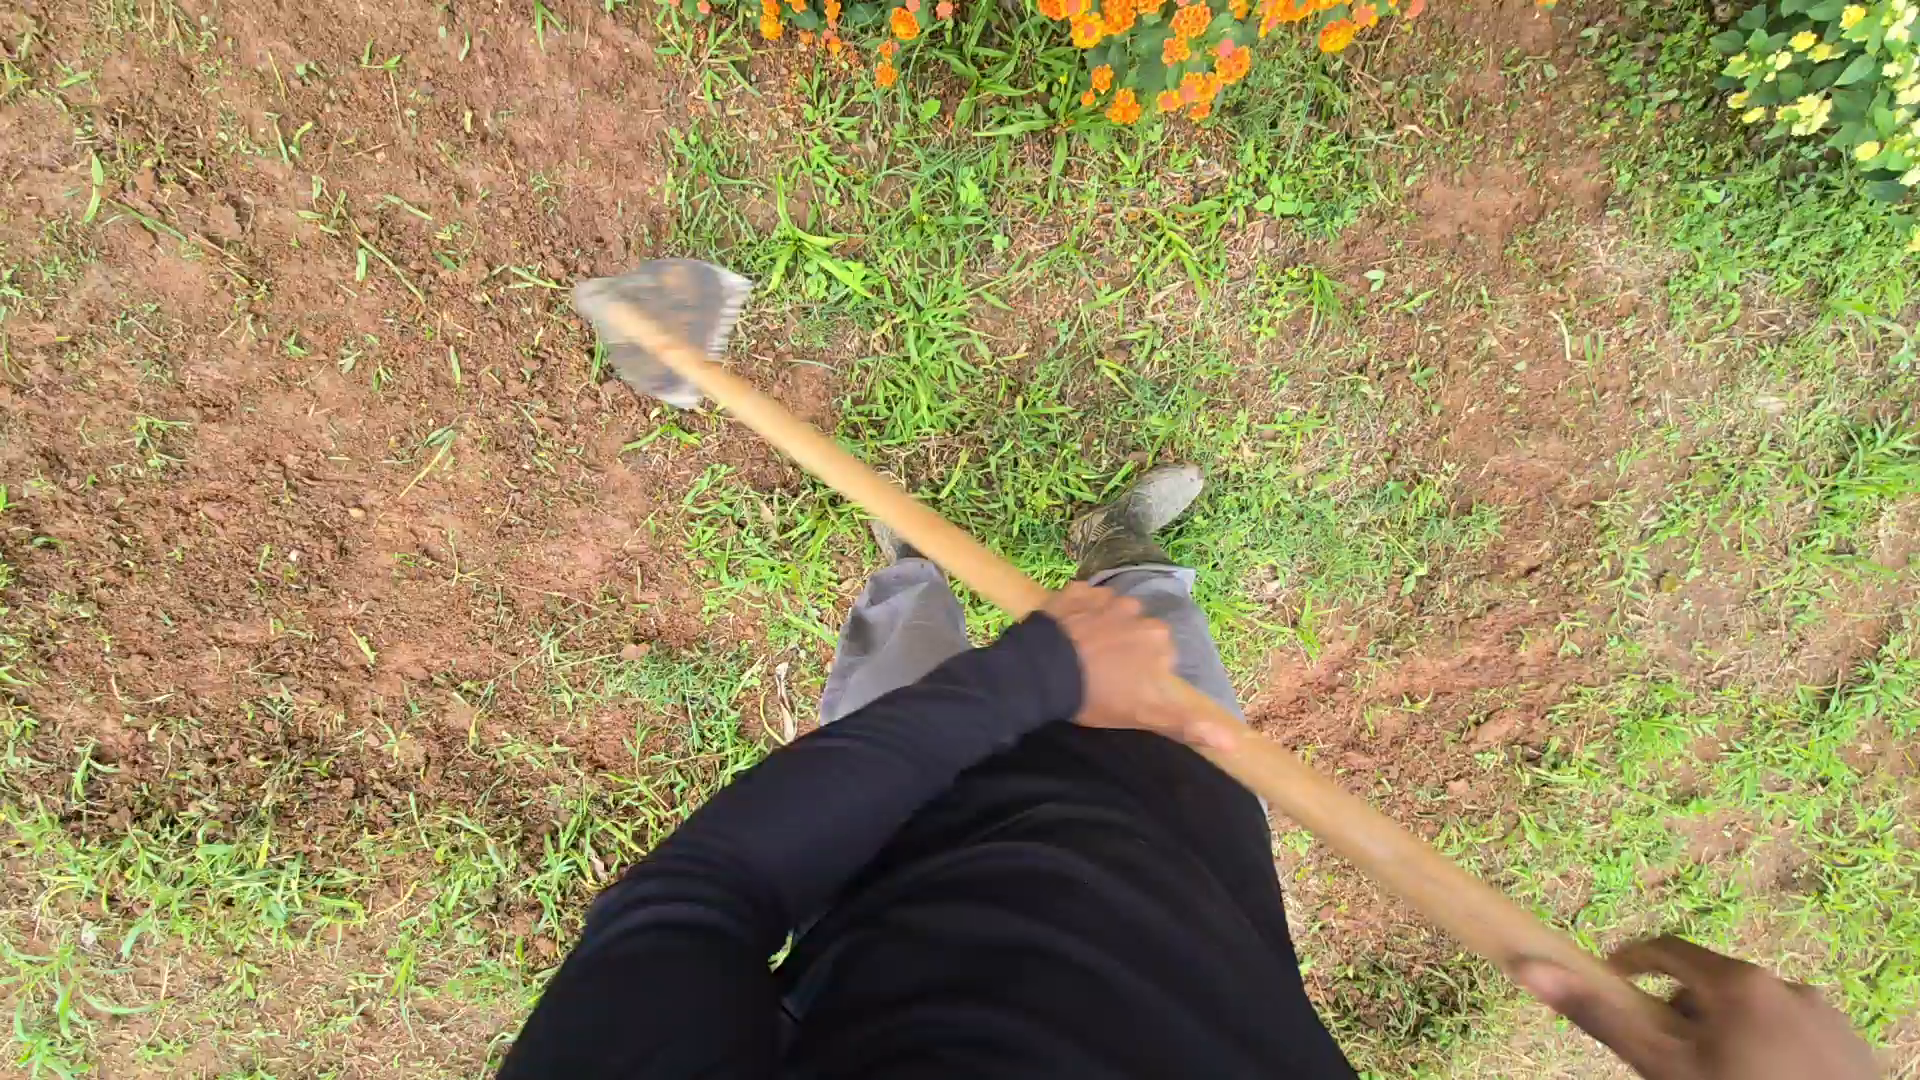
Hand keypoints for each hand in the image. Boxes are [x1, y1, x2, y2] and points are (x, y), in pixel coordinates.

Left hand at [1040, 583, 1233, 750]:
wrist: (1044, 672)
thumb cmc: (1097, 697)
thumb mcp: (1144, 716)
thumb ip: (1187, 724)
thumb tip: (1233, 742)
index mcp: (1160, 641)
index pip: (1158, 655)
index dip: (1140, 671)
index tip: (1122, 684)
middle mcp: (1140, 612)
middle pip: (1137, 629)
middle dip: (1124, 644)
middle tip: (1100, 668)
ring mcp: (1106, 597)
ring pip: (1111, 611)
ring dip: (1101, 625)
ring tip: (1082, 650)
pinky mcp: (1076, 590)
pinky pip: (1082, 598)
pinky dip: (1077, 611)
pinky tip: (1066, 631)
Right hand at [1514, 936, 1877, 1079]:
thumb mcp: (1665, 1066)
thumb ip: (1599, 1015)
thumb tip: (1526, 966)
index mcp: (1737, 980)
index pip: (1663, 948)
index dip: (1631, 963)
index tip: (1615, 986)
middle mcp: (1786, 984)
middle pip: (1707, 979)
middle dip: (1679, 1006)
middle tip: (1668, 1047)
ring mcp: (1830, 1017)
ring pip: (1751, 1006)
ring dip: (1723, 1025)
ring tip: (1717, 1068)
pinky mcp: (1859, 1048)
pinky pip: (1792, 1028)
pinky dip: (1767, 1043)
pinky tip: (1761, 1076)